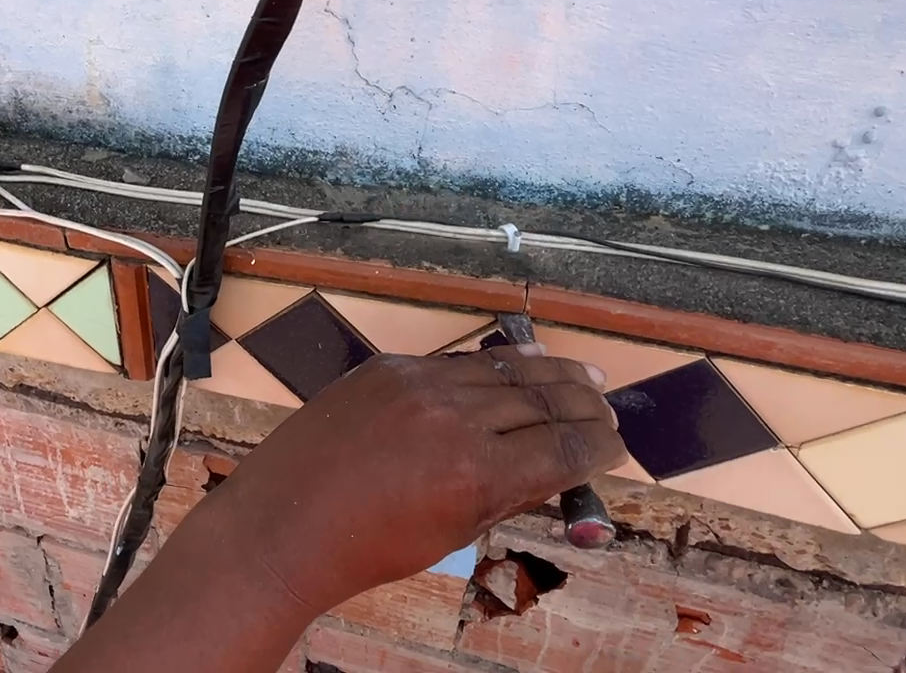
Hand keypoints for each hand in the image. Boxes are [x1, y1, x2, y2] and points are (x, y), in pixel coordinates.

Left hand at [194, 344, 625, 613]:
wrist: (288, 518)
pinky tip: (521, 359)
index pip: (560, 449)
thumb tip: (549, 467)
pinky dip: (495, 363)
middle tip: (608, 404)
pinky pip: (455, 361)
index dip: (597, 445)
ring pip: (501, 372)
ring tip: (584, 375)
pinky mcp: (389, 367)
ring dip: (549, 374)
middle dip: (582, 405)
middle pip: (539, 402)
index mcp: (477, 475)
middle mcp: (454, 419)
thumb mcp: (450, 534)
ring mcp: (418, 384)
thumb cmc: (369, 545)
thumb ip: (504, 493)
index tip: (617, 443)